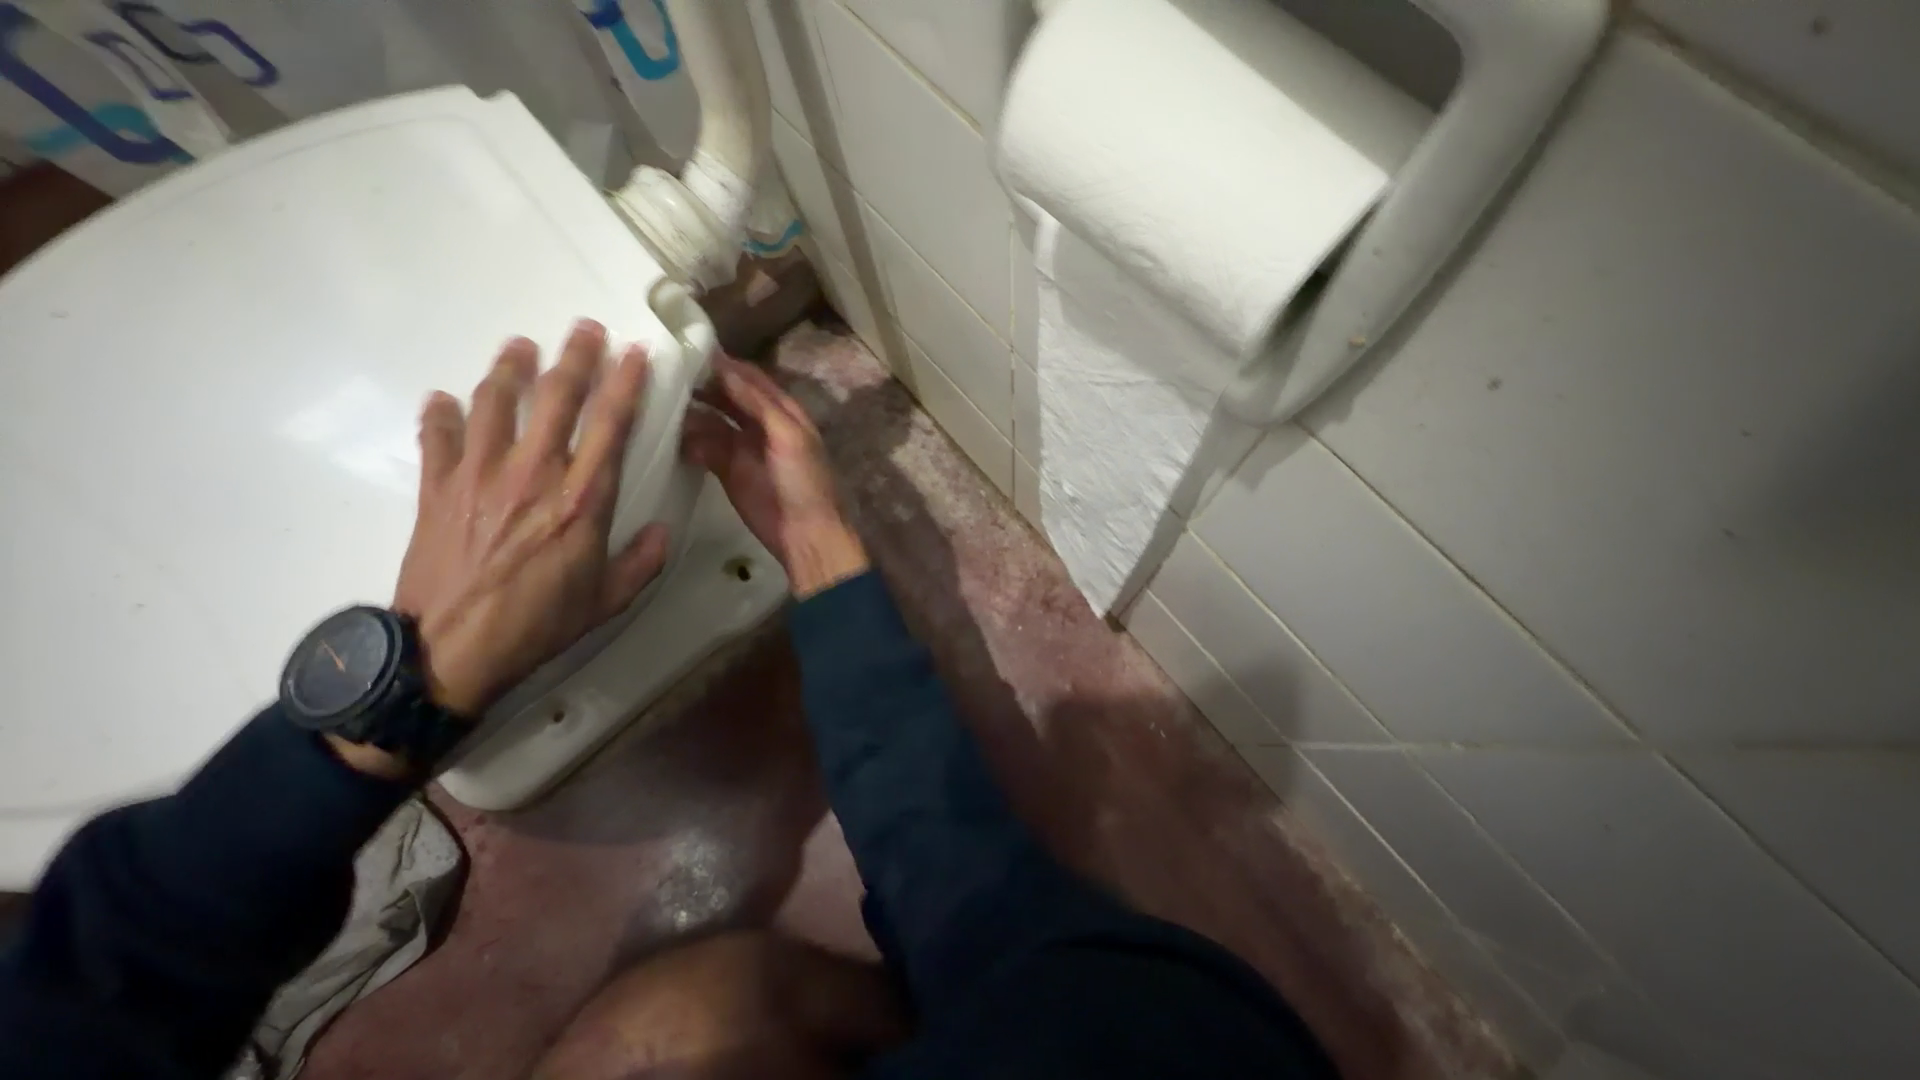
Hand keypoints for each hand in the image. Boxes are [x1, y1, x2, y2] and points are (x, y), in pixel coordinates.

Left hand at [393, 320, 671, 716]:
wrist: (450, 651)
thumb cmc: (538, 626)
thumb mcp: (607, 602)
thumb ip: (641, 563)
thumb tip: (663, 531)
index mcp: (582, 500)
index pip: (611, 424)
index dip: (626, 382)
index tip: (635, 353)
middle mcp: (533, 474)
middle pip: (557, 397)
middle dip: (575, 356)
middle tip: (584, 329)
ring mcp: (479, 475)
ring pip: (495, 402)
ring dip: (510, 367)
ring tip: (521, 346)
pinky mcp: (438, 488)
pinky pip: (438, 436)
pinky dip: (441, 414)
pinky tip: (446, 400)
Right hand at [681, 355, 867, 597]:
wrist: (805, 534)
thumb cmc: (804, 481)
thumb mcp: (788, 436)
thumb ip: (757, 403)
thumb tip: (724, 369)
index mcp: (782, 410)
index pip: (749, 378)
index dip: (724, 364)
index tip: (689, 349)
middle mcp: (760, 423)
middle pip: (727, 396)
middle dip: (701, 385)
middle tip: (664, 372)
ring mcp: (742, 447)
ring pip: (711, 421)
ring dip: (690, 412)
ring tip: (658, 399)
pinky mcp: (726, 471)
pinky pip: (703, 448)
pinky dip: (686, 441)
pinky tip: (664, 433)